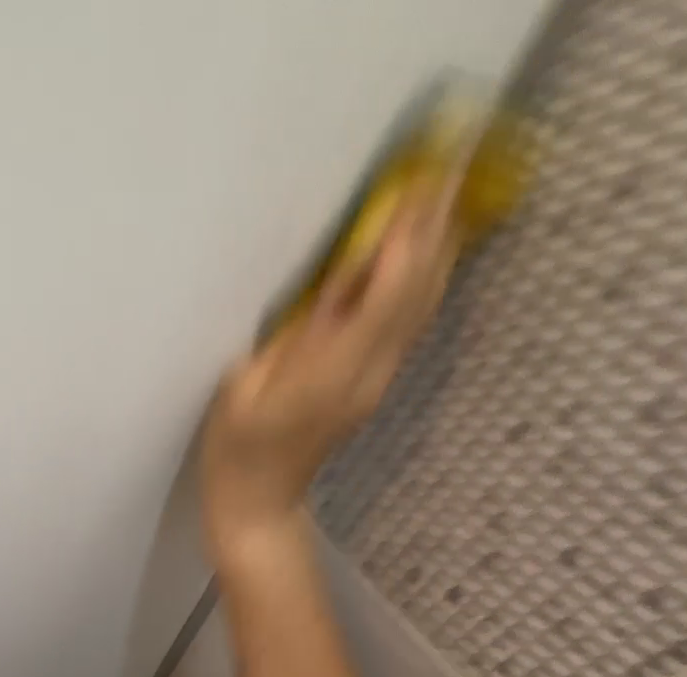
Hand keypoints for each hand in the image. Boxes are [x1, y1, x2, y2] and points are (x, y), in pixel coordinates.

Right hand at [200, 182, 463, 570]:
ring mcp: (378, 380)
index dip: (408, 234)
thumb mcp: (242, 386)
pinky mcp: (374, 382)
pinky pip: (408, 322)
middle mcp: (370, 373)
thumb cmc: (233, 447)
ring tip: (448, 194)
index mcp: (330, 372)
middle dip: (435, 228)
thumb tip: (338, 284)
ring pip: (422, 305)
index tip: (425, 180)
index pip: (385, 291)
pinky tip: (425, 251)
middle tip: (453, 165)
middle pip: (417, 292)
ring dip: (437, 249)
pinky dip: (421, 279)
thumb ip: (294, 335)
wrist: (259, 502)